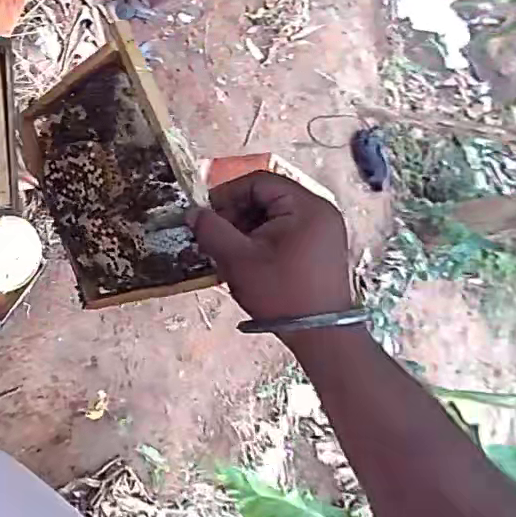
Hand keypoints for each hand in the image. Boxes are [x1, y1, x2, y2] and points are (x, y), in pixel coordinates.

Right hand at [188, 171, 354, 321]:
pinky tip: (246, 258)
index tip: (206, 215)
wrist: (320, 335)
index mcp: (305, 206)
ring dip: (245, 227)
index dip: (227, 194)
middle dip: (235, 213)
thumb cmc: (280, 292)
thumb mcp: (237, 259)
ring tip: (227, 249)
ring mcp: (323, 230)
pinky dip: (260, 238)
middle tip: (215, 235)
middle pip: (266, 196)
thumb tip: (192, 212)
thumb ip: (211, 229)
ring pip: (272, 214)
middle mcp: (319, 211)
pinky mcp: (320, 247)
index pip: (258, 181)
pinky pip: (283, 229)